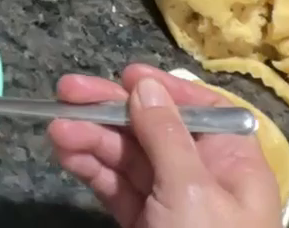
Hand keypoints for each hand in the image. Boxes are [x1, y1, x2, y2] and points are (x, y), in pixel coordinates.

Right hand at [47, 63, 281, 227]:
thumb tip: (144, 85)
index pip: (201, 110)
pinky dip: (89, 167)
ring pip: (126, 155)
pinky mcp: (143, 224)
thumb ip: (165, 135)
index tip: (125, 76)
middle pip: (152, 128)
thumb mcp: (191, 194)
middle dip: (109, 111)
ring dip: (90, 138)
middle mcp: (202, 178)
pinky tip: (66, 154)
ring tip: (55, 131)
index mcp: (233, 166)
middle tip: (66, 92)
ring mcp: (170, 203)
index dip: (163, 89)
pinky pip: (114, 185)